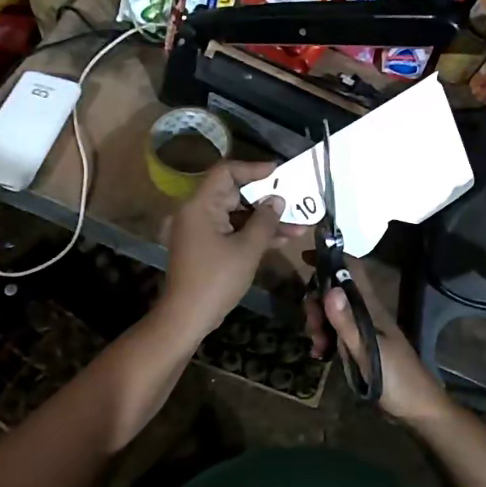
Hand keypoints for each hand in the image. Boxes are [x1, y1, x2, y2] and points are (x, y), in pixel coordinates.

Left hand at [158, 161, 305, 340]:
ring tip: (299, 226)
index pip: (226, 173)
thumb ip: (265, 220)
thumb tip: (277, 200)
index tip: (279, 173)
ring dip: (265, 221)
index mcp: (200, 205)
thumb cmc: (216, 279)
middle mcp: (196, 212)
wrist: (187, 317)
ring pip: (237, 215)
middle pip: (234, 194)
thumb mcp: (247, 249)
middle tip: (295, 201)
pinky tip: (282, 240)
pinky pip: (232, 231)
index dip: (254, 169)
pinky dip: (253, 234)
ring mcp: (200, 231)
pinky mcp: (205, 247)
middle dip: (267, 200)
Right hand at [305, 256, 448, 422]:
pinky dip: (325, 340)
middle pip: (335, 292)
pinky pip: (336, 334)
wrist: (418, 410)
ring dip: (319, 325)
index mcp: (372, 308)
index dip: (331, 259)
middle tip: (312, 327)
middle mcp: (367, 313)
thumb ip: (348, 323)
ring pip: (333, 314)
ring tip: (317, 347)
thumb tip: (330, 288)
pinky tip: (320, 355)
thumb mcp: (368, 353)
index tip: (306, 258)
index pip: (353, 270)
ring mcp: (363, 330)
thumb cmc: (398, 380)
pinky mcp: (360, 347)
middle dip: (316, 303)